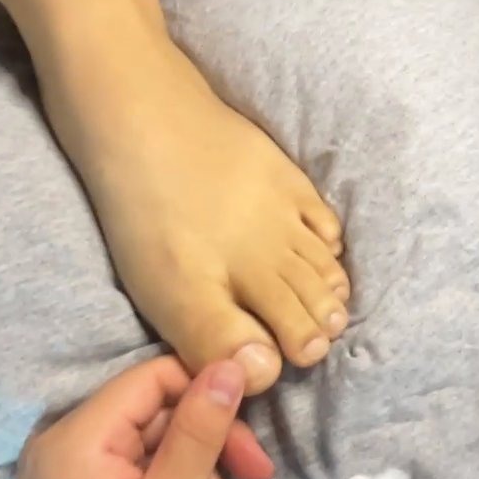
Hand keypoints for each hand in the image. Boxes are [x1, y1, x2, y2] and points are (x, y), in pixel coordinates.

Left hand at [34, 0, 350, 395]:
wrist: (141, 108)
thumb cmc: (141, 208)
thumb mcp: (166, 287)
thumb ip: (217, 333)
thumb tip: (268, 370)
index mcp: (249, 277)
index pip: (288, 324)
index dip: (298, 346)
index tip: (307, 359)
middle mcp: (276, 244)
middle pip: (308, 290)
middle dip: (319, 320)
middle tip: (328, 338)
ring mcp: (281, 203)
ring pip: (319, 255)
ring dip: (329, 284)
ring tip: (337, 303)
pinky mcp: (278, 169)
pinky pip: (320, 211)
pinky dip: (329, 236)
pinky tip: (328, 244)